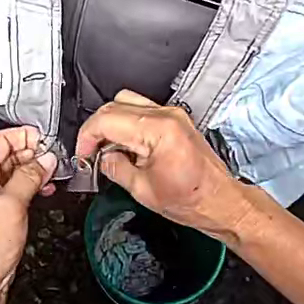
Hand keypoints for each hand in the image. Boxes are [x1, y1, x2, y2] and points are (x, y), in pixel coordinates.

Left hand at [0, 126, 57, 294]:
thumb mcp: (12, 204)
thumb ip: (30, 175)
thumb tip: (45, 159)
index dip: (24, 135)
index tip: (46, 138)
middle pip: (5, 154)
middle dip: (31, 153)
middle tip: (54, 156)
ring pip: (10, 172)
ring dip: (32, 170)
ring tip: (53, 172)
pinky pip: (12, 190)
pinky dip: (29, 186)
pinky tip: (43, 187)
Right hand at [76, 90, 259, 241]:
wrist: (220, 201)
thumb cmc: (192, 199)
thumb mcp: (142, 190)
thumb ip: (115, 168)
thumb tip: (101, 157)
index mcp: (158, 130)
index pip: (107, 119)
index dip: (87, 136)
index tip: (83, 153)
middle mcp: (167, 116)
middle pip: (114, 105)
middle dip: (96, 129)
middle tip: (90, 152)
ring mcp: (174, 115)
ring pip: (127, 102)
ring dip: (111, 123)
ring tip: (108, 149)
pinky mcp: (177, 120)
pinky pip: (143, 110)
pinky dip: (127, 124)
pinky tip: (126, 146)